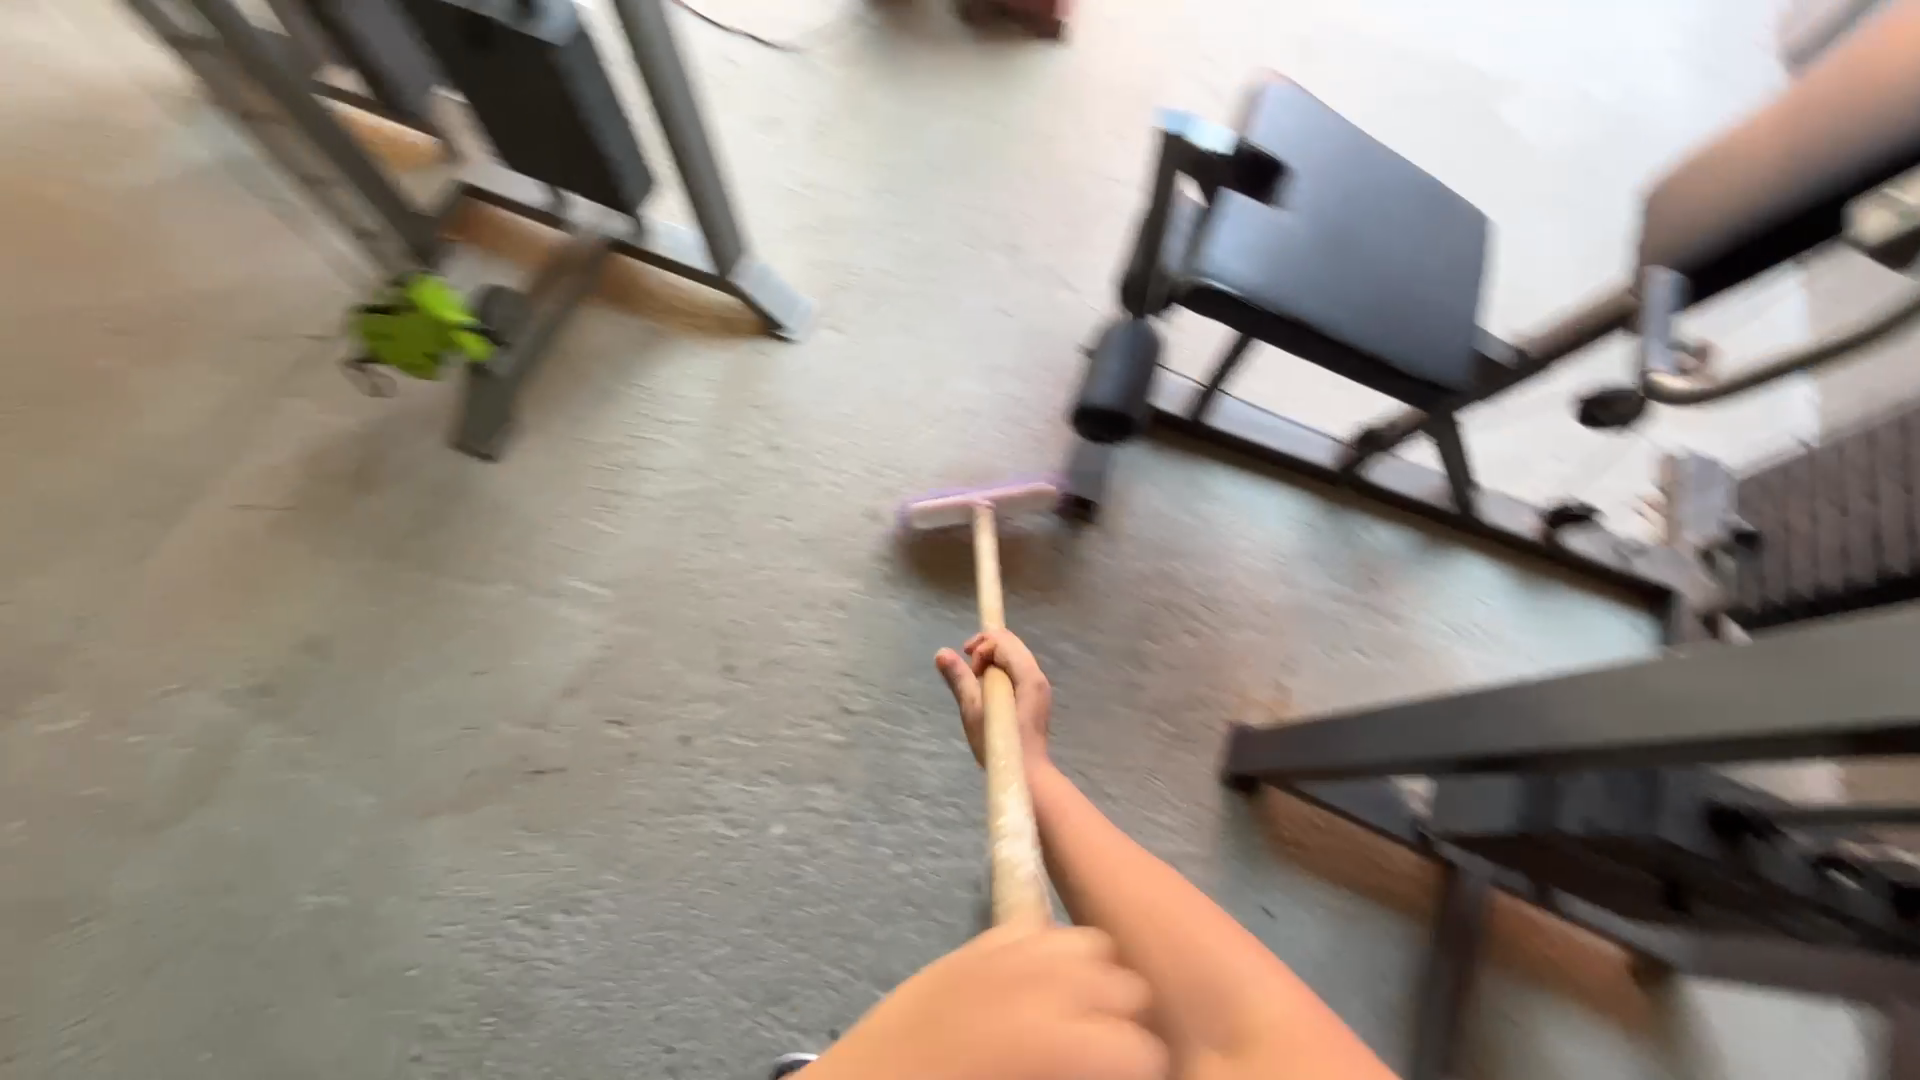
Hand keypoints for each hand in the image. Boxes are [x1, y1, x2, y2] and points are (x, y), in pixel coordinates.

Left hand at [810, 926, 1165, 1079]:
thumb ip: (1076, 1069)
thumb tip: (1121, 1061)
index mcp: (1042, 1040)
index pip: (1138, 1045)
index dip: (1146, 1067)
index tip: (1137, 1077)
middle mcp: (1028, 982)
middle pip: (1123, 980)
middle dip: (1129, 1021)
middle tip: (1109, 1055)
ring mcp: (997, 952)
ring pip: (1086, 941)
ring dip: (1097, 979)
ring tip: (1083, 1019)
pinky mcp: (973, 943)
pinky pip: (1035, 929)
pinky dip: (1052, 955)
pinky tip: (1041, 991)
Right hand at [935, 629, 1052, 769]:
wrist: (1028, 776)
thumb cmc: (999, 743)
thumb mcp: (974, 710)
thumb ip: (960, 679)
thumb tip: (941, 653)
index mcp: (1027, 675)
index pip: (1003, 640)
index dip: (982, 645)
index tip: (968, 664)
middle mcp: (1037, 676)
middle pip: (1011, 644)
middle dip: (986, 649)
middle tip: (969, 669)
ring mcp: (1038, 687)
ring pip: (1014, 657)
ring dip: (992, 661)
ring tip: (976, 681)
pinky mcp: (1035, 698)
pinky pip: (1017, 671)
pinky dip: (1000, 672)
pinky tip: (989, 692)